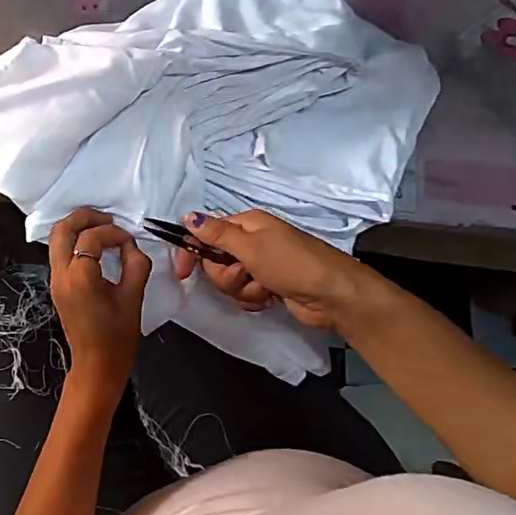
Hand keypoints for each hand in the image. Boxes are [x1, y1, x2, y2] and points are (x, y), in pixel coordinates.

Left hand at [48, 208, 151, 379]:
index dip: (112, 232)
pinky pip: (60, 254)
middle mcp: (60, 275)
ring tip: (102, 229)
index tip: (128, 240)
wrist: (96, 365)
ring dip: (77, 228)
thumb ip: (135, 264)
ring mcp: (55, 281)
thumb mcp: (134, 297)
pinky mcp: (57, 287)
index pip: (91, 238)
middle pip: (61, 230)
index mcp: (79, 278)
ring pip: (56, 240)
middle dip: (84, 217)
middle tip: (107, 218)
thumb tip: (131, 245)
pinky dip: (75, 243)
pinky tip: (96, 248)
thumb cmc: (117, 337)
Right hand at [169, 210, 366, 328]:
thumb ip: (216, 234)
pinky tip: (270, 297)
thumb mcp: (251, 246)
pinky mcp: (266, 285)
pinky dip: (252, 298)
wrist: (333, 295)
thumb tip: (188, 216)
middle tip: (245, 273)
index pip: (205, 233)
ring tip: (263, 287)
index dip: (191, 252)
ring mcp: (259, 265)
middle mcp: (251, 242)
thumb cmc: (292, 264)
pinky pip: (243, 293)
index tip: (182, 272)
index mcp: (247, 224)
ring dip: (242, 289)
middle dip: (226, 274)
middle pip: (214, 261)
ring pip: (228, 281)